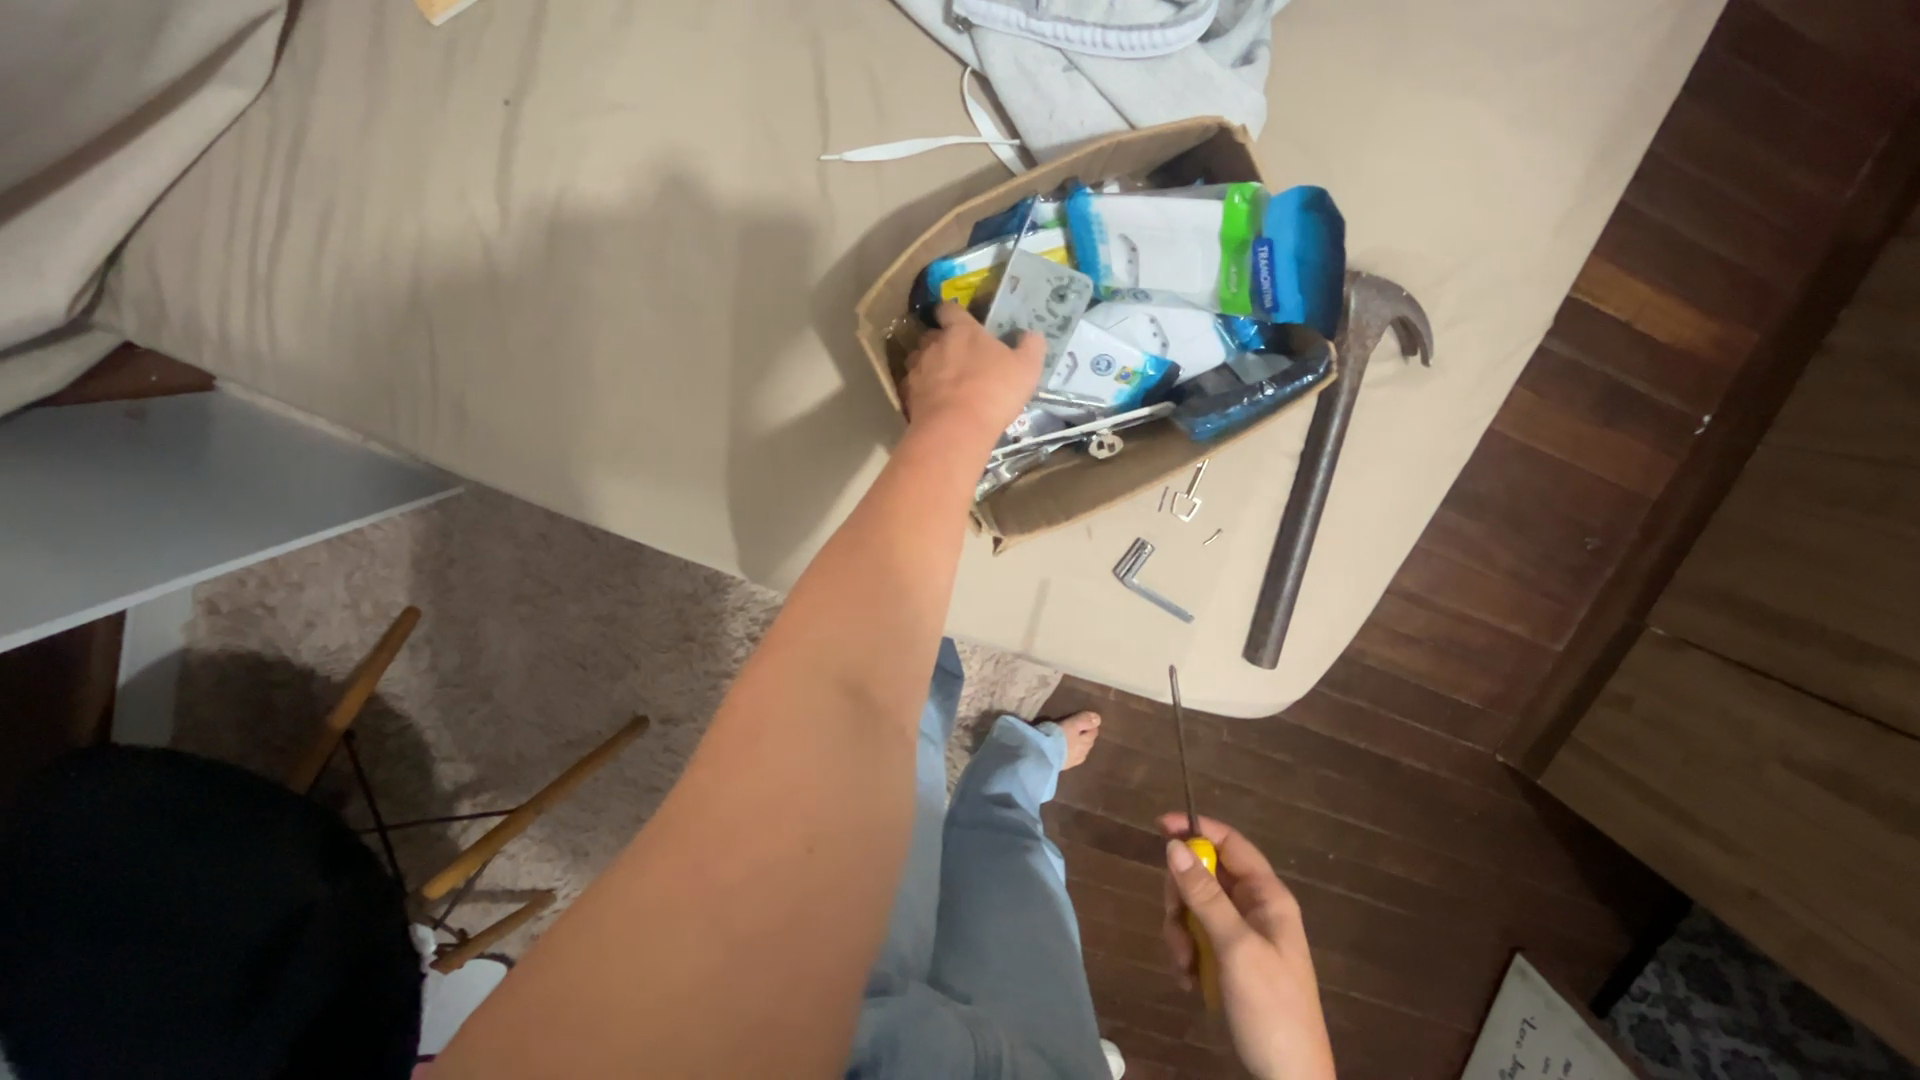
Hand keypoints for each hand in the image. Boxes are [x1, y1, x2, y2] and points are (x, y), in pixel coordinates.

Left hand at [902, 303, 1043, 446]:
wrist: (957, 428)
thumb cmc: (995, 392)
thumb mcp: (1026, 368)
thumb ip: (1030, 347)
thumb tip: (1032, 335)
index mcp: (962, 331)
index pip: (949, 309)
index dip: (951, 312)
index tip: (956, 318)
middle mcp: (935, 344)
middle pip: (931, 334)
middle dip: (940, 341)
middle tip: (955, 355)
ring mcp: (918, 369)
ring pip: (918, 359)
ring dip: (928, 365)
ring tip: (941, 380)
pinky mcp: (907, 395)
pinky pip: (912, 386)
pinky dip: (920, 391)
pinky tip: (931, 402)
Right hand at [1162, 814, 1336, 1079]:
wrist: (1288, 1078)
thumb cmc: (1270, 1007)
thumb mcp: (1234, 947)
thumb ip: (1203, 895)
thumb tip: (1173, 845)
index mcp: (1268, 897)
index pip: (1230, 844)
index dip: (1197, 830)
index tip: (1159, 827)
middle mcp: (1254, 910)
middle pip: (1204, 876)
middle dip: (1181, 897)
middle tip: (1175, 922)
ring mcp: (1240, 936)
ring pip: (1194, 908)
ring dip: (1180, 932)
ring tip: (1184, 965)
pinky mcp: (1228, 961)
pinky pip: (1195, 938)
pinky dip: (1186, 954)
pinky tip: (1189, 980)